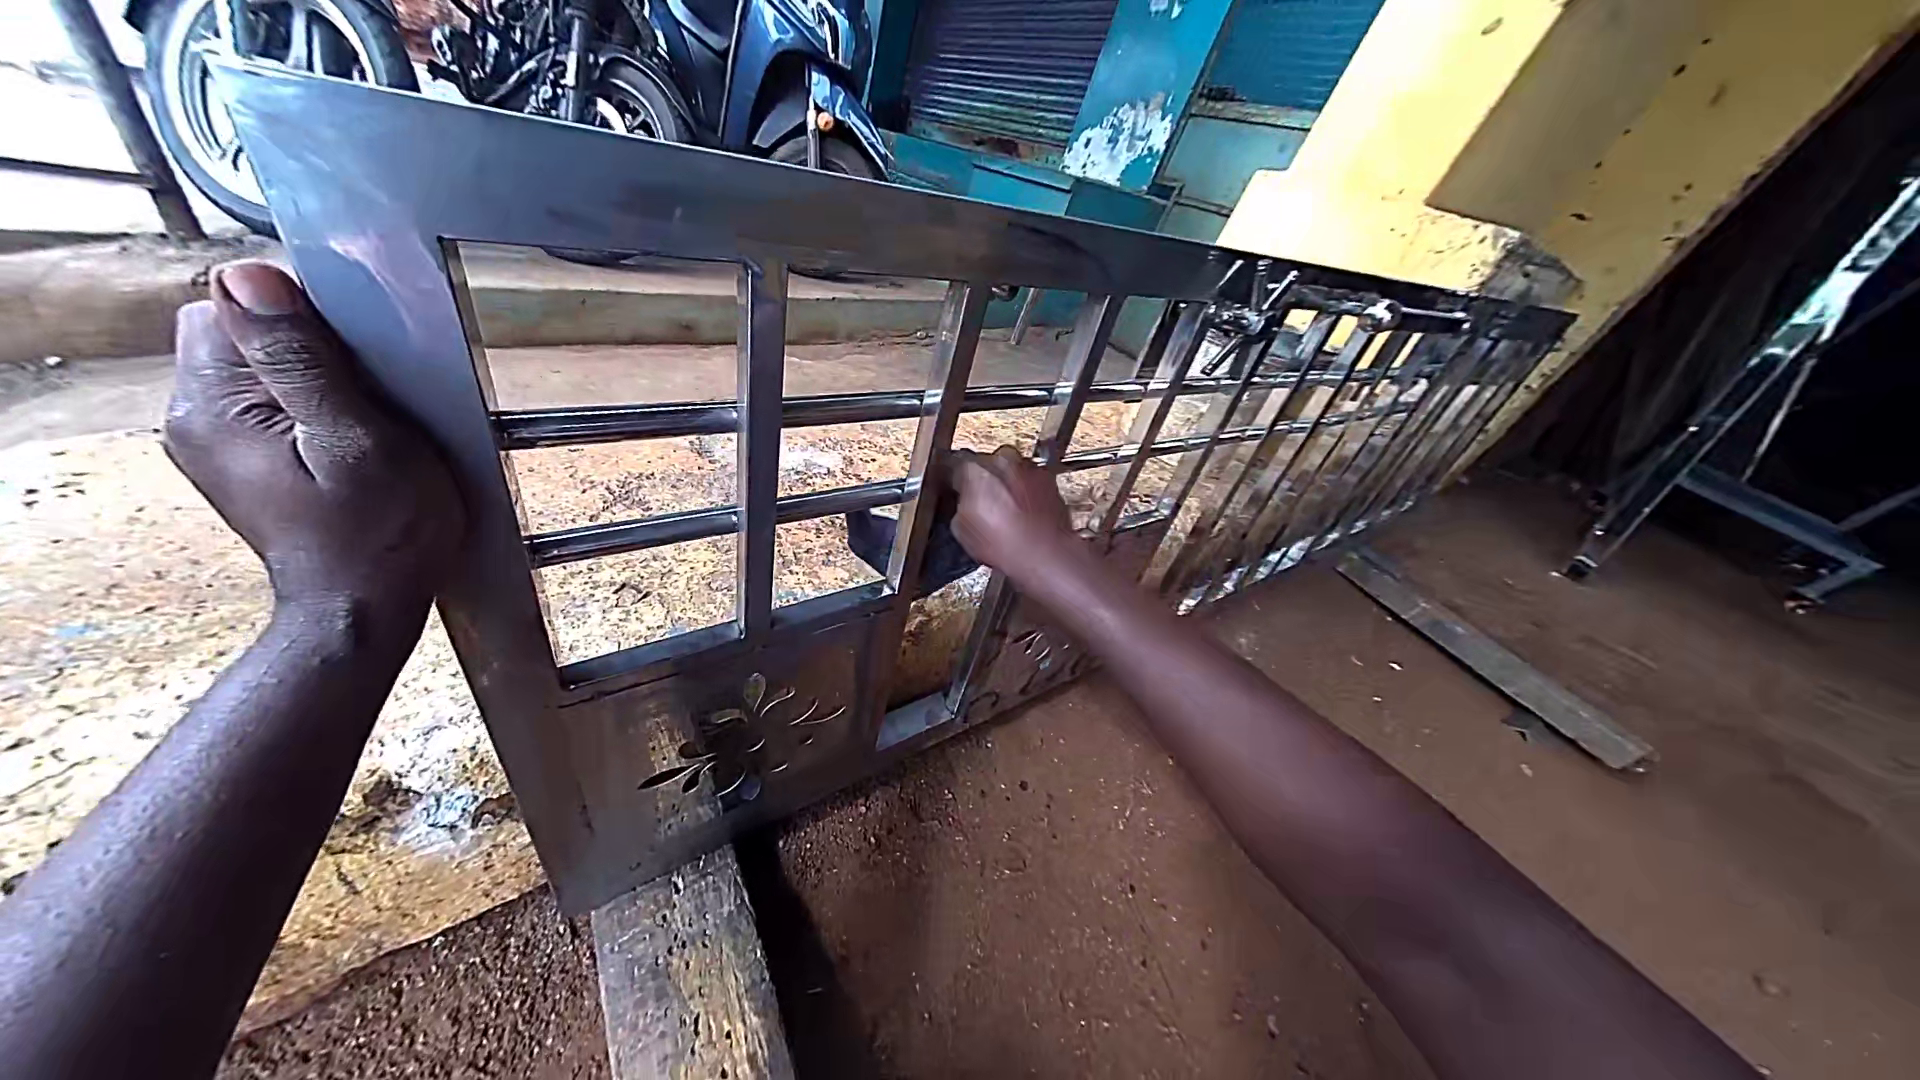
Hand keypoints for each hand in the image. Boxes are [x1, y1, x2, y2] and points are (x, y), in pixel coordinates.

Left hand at [164, 262, 463, 624]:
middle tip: (380, 402)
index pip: (232, 309)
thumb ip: (305, 366)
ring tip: (377, 428)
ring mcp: (219, 442)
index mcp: (212, 407)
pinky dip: (322, 409)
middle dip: (318, 352)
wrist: (368, 605)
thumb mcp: (360, 444)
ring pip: (266, 372)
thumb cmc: (381, 533)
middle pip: (246, 338)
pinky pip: (277, 406)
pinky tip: (361, 443)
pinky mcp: (248, 461)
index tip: (367, 359)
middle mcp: (196, 418)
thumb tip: (251, 279)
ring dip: (325, 382)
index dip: (305, 316)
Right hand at [946, 446, 1083, 579]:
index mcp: (973, 470)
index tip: (954, 490)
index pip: (955, 465)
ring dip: (1007, 485)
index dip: (954, 480)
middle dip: (983, 480)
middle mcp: (1002, 461)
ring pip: (1010, 470)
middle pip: (985, 464)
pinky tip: (1024, 514)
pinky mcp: (1048, 480)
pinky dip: (1027, 492)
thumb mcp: (961, 530)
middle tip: (982, 505)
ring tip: (1006, 513)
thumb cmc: (1004, 543)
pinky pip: (1031, 481)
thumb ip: (958, 507)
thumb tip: (962, 506)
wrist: (1043, 553)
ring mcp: (1027, 468)